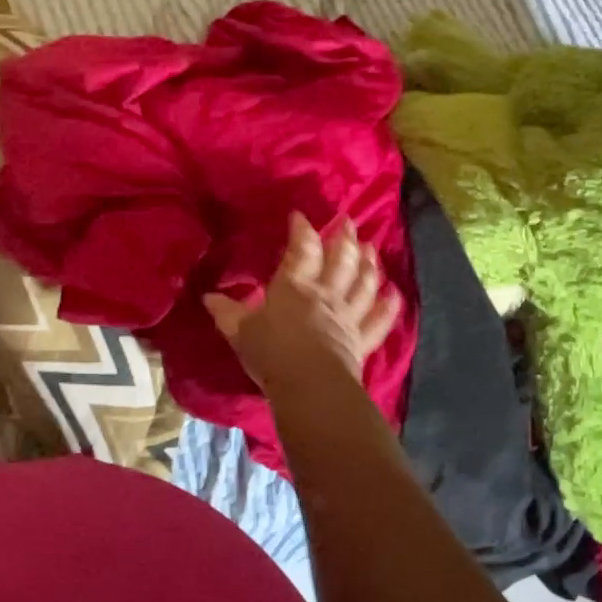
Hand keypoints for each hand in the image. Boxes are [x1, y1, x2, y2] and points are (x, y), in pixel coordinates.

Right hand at [205, 213, 400, 395]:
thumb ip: (226, 312)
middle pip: (340, 260)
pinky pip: (379, 320)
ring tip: (371, 248)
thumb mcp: (240, 331)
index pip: (301, 250)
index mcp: (294, 287)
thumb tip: (208, 296)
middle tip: (348, 221)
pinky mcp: (362, 340)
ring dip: (368, 264)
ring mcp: (347, 316)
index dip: (301, 230)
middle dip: (343, 238)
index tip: (300, 216)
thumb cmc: (271, 352)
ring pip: (362, 284)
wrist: (310, 385)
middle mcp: (325, 294)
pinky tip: (393, 292)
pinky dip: (388, 306)